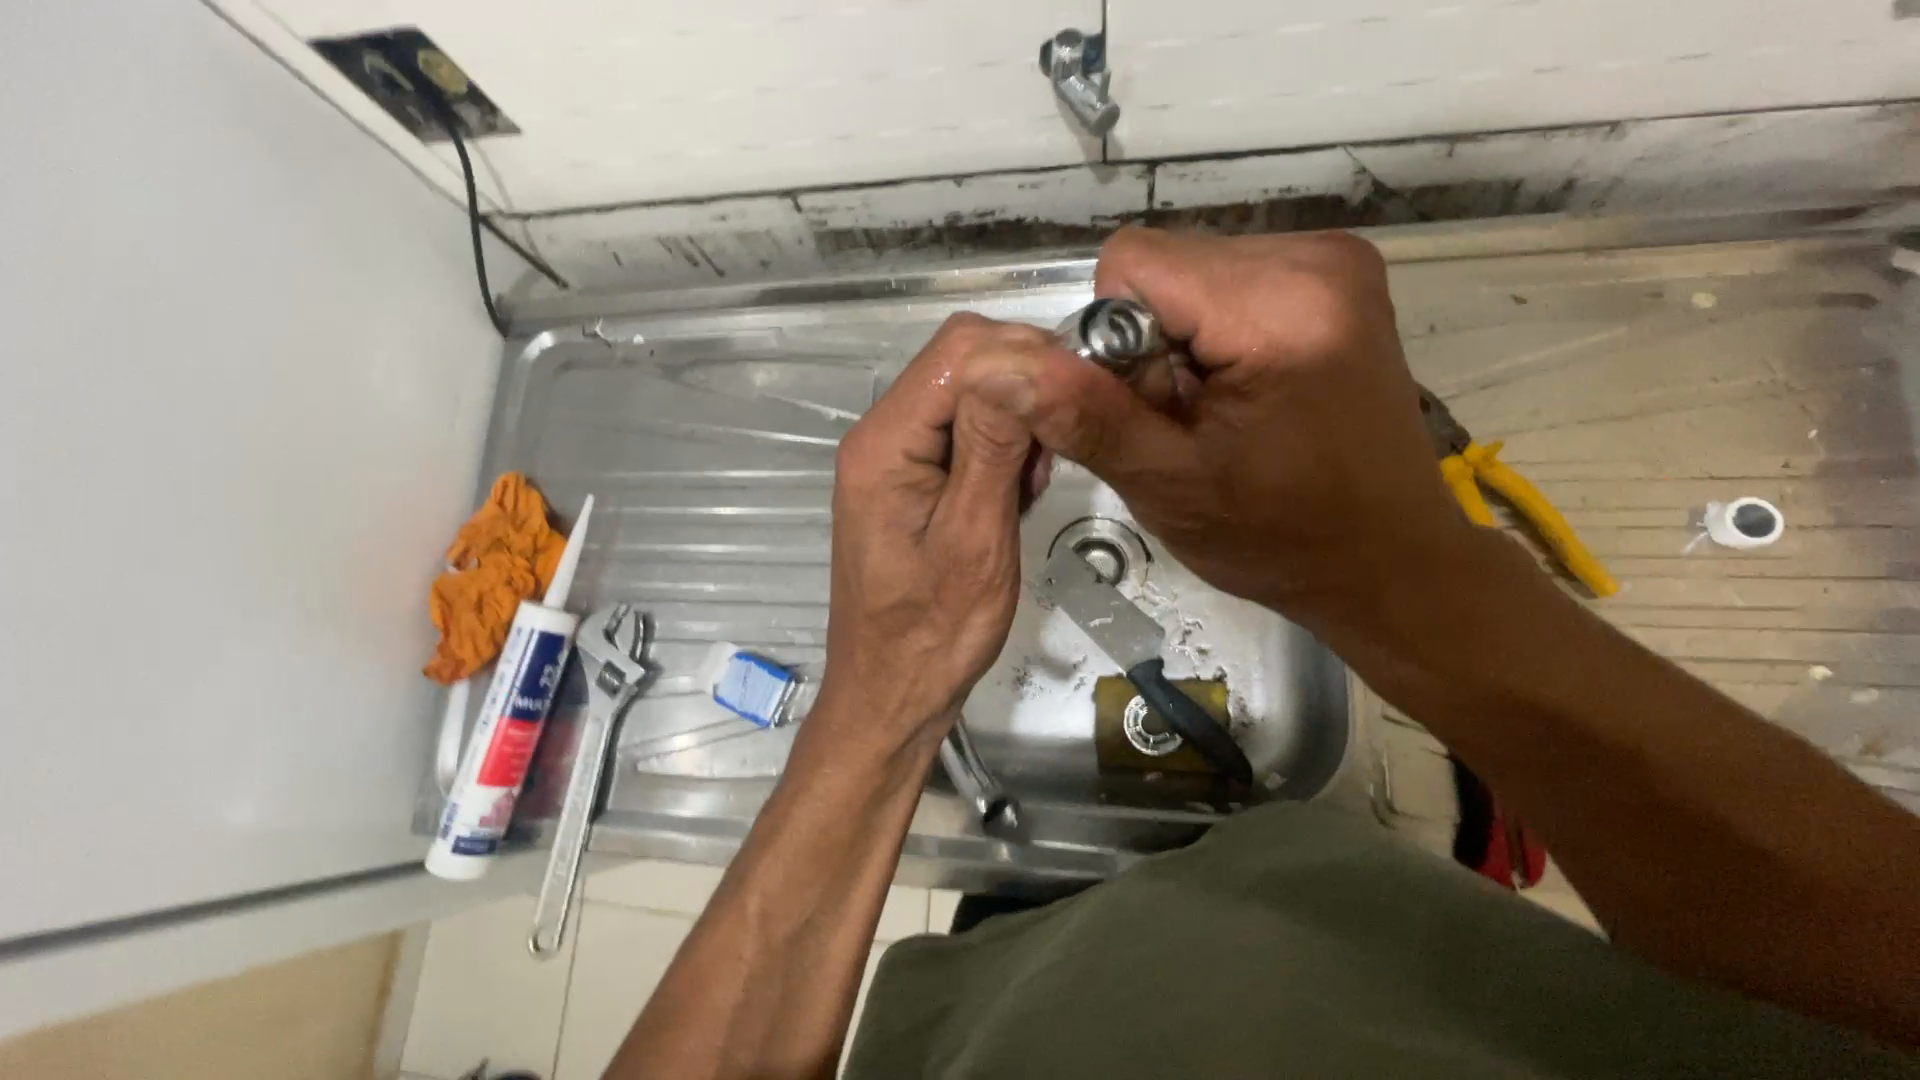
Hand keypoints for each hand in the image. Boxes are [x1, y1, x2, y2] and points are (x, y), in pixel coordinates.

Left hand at [815, 314, 1057, 754]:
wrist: (893, 692)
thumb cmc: (935, 631)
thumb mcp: (975, 538)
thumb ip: (993, 445)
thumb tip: (1021, 361)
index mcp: (884, 442)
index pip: (958, 351)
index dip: (1025, 355)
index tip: (1080, 392)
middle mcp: (880, 435)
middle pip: (960, 362)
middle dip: (1023, 386)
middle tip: (1057, 446)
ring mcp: (893, 457)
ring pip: (967, 395)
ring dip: (1015, 421)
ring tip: (1033, 483)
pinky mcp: (910, 479)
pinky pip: (962, 434)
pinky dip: (1001, 449)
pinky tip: (1016, 493)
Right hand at [961, 227, 1472, 641]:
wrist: (1387, 561)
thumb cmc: (1281, 537)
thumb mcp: (1169, 485)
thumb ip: (1086, 417)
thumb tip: (998, 365)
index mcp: (1281, 300)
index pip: (1133, 263)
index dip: (1112, 341)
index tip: (1148, 409)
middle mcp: (1314, 255)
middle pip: (1165, 267)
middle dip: (1149, 345)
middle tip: (1187, 424)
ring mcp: (1333, 263)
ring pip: (1192, 277)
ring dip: (1178, 344)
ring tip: (1217, 416)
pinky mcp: (1335, 281)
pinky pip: (1229, 286)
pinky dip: (1213, 339)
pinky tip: (1241, 397)